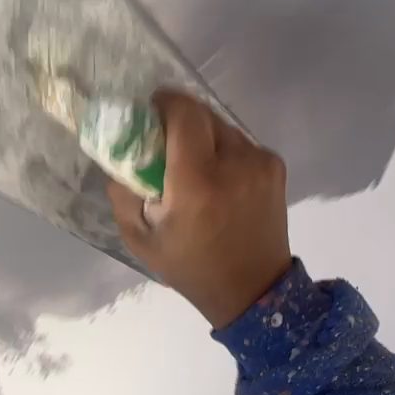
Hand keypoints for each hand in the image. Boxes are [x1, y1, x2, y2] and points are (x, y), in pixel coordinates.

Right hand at [107, 90, 292, 327]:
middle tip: (167, 143)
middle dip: (182, 122)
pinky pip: (243, 145)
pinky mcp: (275, 168)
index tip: (151, 111)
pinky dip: (226, 154)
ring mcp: (260, 163)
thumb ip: (124, 195)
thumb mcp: (143, 241)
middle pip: (203, 115)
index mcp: (197, 183)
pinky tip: (221, 182)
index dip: (165, 103)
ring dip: (205, 139)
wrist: (253, 291)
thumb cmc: (192, 270)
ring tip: (195, 168)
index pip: (184, 114)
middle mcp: (234, 164)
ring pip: (224, 128)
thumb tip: (118, 160)